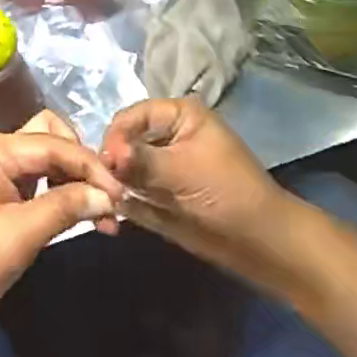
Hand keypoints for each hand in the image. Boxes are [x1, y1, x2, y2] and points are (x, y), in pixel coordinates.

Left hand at [0, 112, 123, 340]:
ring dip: (79, 181)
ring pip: (54, 158)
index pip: (56, 146)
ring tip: (103, 211)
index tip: (121, 193)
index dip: (91, 167)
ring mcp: (2, 169)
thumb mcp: (20, 235)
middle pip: (56, 140)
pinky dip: (67, 193)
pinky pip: (46, 179)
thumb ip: (66, 207)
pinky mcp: (7, 191)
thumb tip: (109, 196)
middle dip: (84, 166)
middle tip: (109, 198)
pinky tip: (84, 213)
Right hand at [100, 99, 294, 283]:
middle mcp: (168, 136)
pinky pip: (131, 194)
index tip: (102, 163)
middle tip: (99, 189)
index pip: (134, 115)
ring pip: (124, 170)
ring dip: (112, 186)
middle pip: (125, 142)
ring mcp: (162, 167)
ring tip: (104, 205)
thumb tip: (105, 153)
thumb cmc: (227, 192)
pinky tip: (110, 217)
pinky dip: (121, 204)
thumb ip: (141, 161)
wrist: (257, 241)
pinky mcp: (159, 196)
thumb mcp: (182, 171)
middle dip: (110, 164)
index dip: (116, 136)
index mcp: (180, 115)